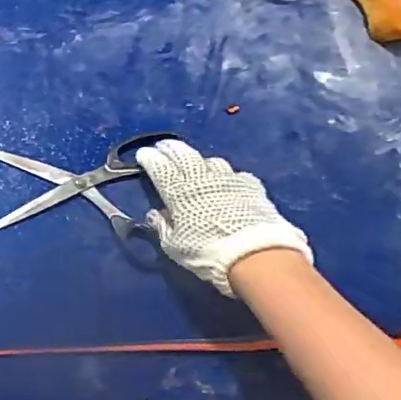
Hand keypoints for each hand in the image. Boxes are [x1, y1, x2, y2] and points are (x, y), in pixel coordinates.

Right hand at [136, 140, 310, 296]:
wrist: (256, 254)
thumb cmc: (206, 251)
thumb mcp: (174, 245)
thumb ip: (163, 226)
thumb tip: (155, 214)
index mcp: (179, 194)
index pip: (161, 169)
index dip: (151, 159)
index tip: (144, 153)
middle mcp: (203, 181)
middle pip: (185, 157)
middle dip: (172, 149)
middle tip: (163, 145)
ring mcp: (230, 181)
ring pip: (211, 162)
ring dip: (198, 160)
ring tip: (193, 162)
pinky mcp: (252, 187)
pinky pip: (234, 174)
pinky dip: (225, 174)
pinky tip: (224, 179)